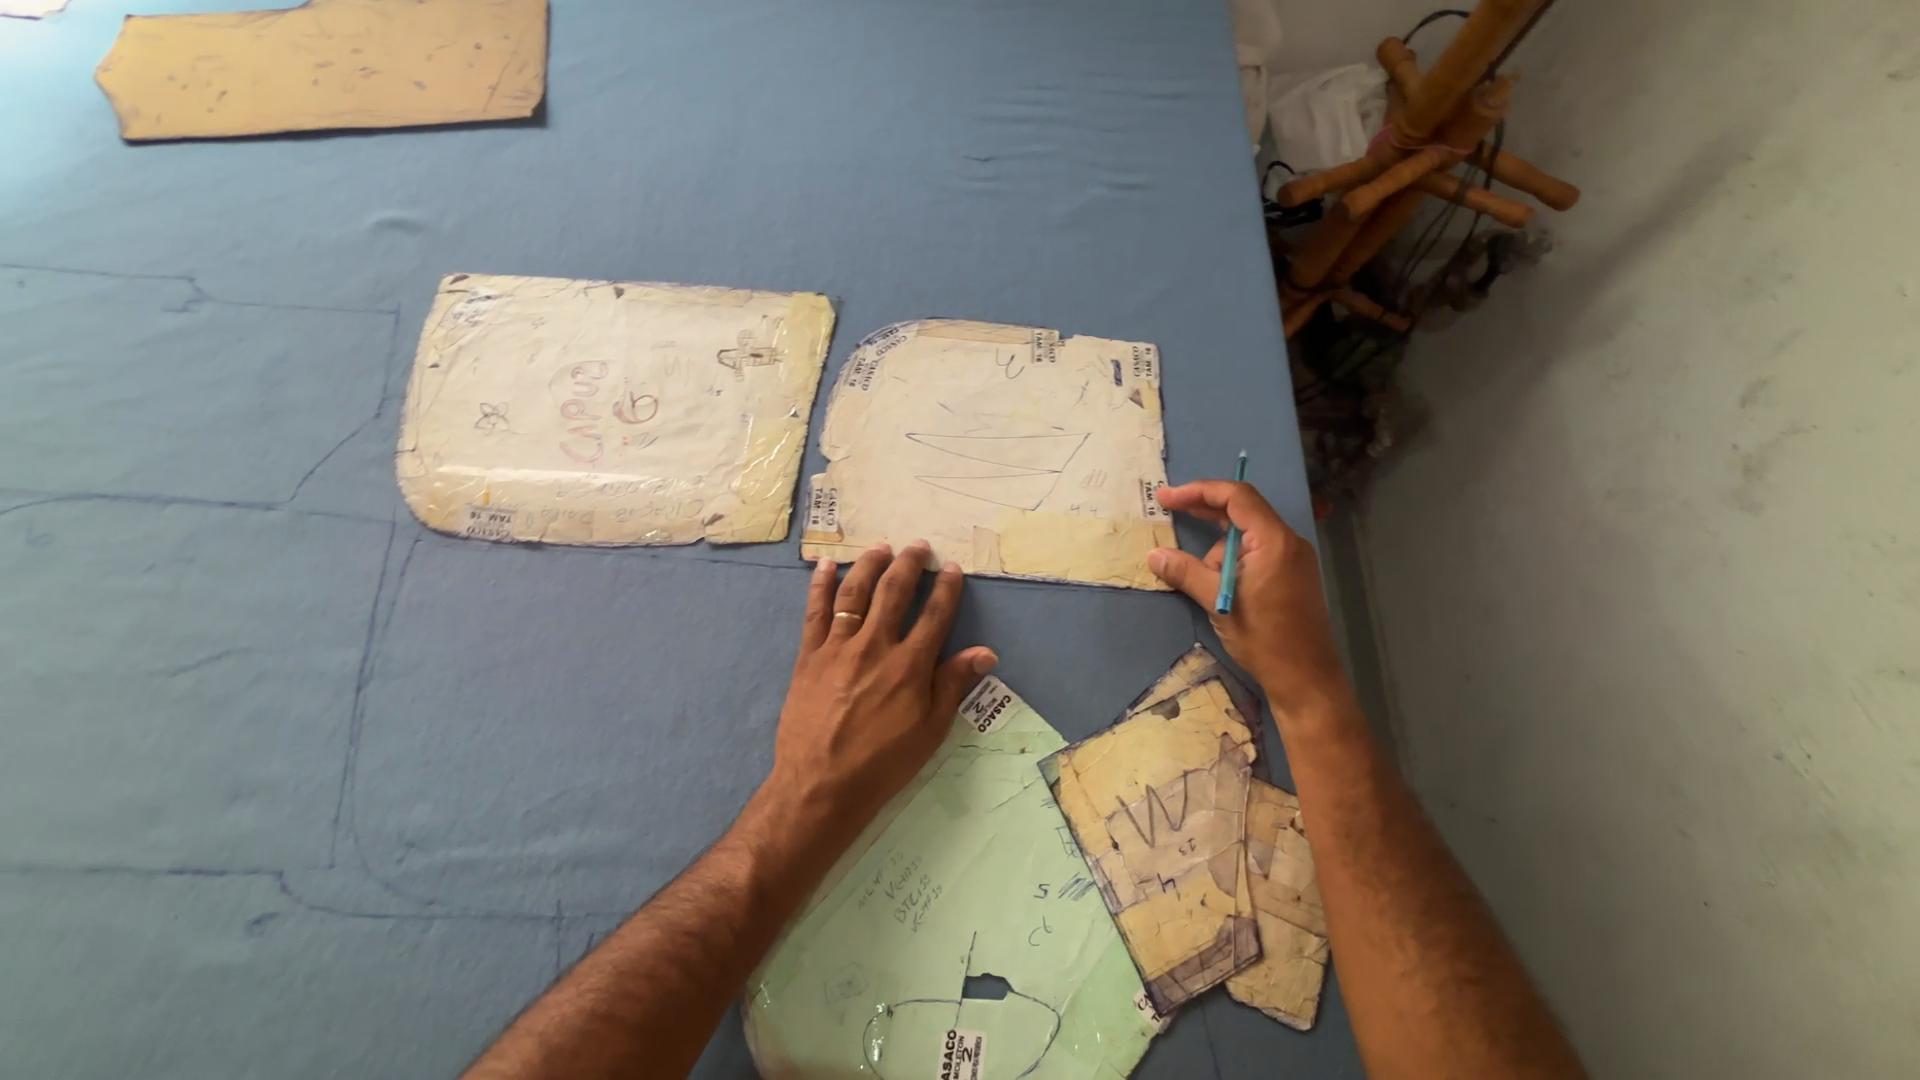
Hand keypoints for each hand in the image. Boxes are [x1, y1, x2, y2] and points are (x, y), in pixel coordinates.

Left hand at [768, 542, 997, 835]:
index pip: (934, 615)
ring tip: (880, 547)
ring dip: (869, 565)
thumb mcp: (930, 730)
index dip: (945, 589)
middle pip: (894, 592)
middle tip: (918, 546)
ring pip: (855, 593)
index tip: (951, 568)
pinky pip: (815, 612)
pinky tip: (825, 566)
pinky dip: (820, 585)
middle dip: (909, 564)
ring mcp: (838, 647)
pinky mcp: (809, 656)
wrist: (821, 784)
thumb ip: (953, 685)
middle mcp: (875, 646)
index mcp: (909, 665)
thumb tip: (985, 652)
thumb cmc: (883, 762)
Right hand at [1148, 481, 1349, 720]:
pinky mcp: (1289, 575)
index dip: (1199, 491)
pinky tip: (1215, 585)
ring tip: (1200, 581)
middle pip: (1241, 510)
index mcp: (1273, 541)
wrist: (1305, 678)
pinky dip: (1230, 561)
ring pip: (1244, 536)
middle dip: (1203, 510)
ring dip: (1216, 549)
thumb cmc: (1264, 638)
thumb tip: (1154, 556)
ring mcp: (1291, 558)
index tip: (1168, 497)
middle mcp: (1287, 542)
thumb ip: (1186, 573)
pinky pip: (1254, 553)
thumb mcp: (1218, 603)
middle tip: (1168, 508)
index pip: (1236, 497)